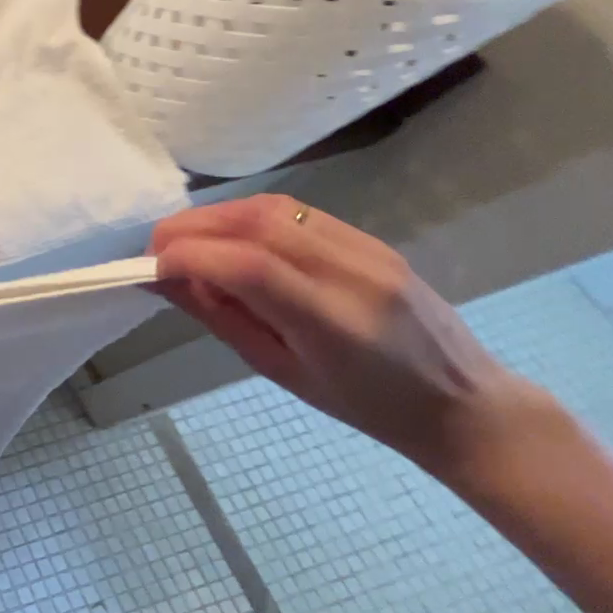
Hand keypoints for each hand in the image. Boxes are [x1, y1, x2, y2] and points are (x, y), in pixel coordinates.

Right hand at [149, 195, 536, 475]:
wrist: (464, 404)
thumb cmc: (364, 404)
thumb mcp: (277, 369)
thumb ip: (216, 316)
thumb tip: (157, 279)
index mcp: (332, 322)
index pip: (245, 265)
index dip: (185, 256)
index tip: (148, 269)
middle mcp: (352, 274)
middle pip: (253, 222)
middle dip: (188, 228)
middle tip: (155, 251)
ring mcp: (366, 250)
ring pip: (268, 207)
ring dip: (212, 216)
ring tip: (186, 242)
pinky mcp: (368, 238)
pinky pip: (292, 211)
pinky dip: (243, 216)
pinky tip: (228, 238)